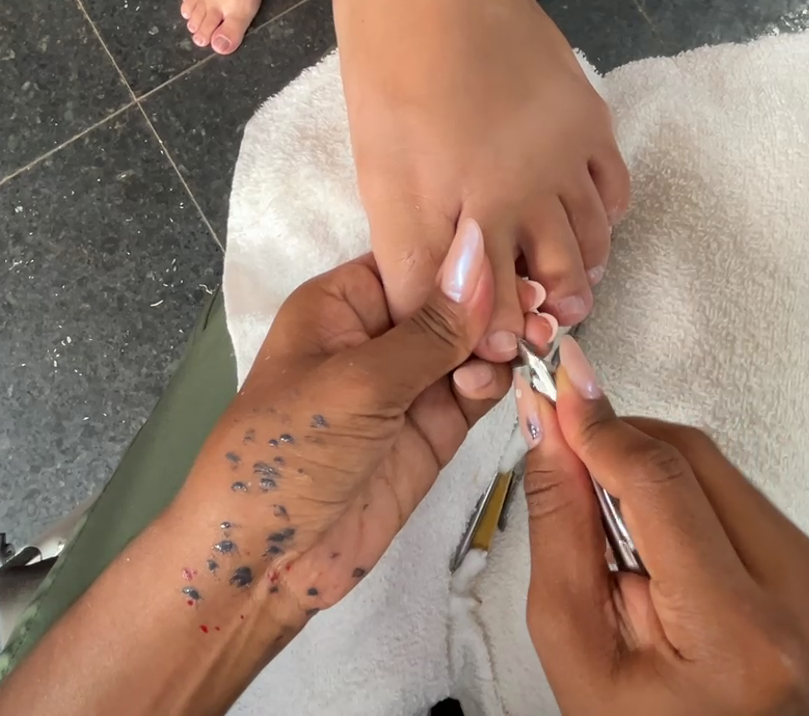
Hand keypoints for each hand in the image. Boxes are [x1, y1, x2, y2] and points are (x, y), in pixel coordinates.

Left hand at [0, 223, 511, 715]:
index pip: (413, 259)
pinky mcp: (431, 428)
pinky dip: (492, 381)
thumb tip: (478, 245)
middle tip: (540, 306)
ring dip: (498, 342)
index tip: (516, 257)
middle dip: (490, 303)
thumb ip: (431, 326)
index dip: (464, 259)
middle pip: (448, 303)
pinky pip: (474, 390)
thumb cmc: (290, 447)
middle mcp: (377, 334)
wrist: (268, 563)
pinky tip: (493, 380)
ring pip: (468, 346)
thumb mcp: (359, 381)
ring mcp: (407, 383)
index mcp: (343, 302)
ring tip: (530, 341)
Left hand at [333, 0, 629, 375]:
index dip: (500, 341)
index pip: (506, 308)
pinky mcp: (589, 112)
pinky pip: (616, 188)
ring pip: (597, 238)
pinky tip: (579, 222)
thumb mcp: (381, 172)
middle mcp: (548, 188)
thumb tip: (439, 323)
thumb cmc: (388, 72)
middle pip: (566, 278)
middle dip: (545, 313)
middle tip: (525, 324)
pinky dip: (603, 219)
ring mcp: (576, 148)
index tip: (487, 357)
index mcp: (489, 210)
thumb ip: (414, 254)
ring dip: (577, 271)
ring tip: (552, 285)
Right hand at [518, 338, 808, 714]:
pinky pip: (741, 493)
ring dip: (653, 470)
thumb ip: (559, 512)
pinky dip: (688, 494)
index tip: (556, 378)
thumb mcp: (567, 627)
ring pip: (717, 468)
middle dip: (622, 446)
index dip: (602, 425)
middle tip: (573, 464)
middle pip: (694, 460)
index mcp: (743, 636)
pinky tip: (666, 541)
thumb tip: (547, 410)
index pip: (662, 483)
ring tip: (623, 529)